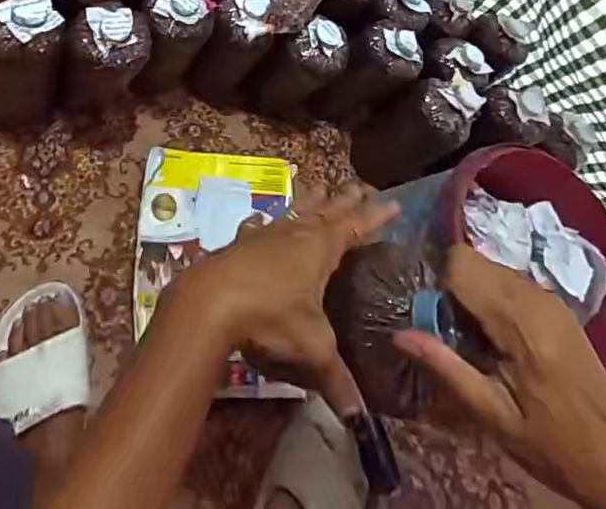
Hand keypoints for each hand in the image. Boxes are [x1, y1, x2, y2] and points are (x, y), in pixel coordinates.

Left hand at [170, 191, 397, 413]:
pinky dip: (268, 222)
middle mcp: (298, 232)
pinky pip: (261, 225)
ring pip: (297, 210)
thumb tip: (360, 419)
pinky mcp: (242, 242)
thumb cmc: (270, 314)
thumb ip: (337, 379)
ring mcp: (268, 233)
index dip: (377, 215)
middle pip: (329, 208)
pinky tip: (262, 221)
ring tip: (321, 189)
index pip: (357, 225)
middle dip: (347, 198)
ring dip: (312, 201)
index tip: (395, 202)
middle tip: (361, 186)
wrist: (211, 298)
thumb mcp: (312, 346)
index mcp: (322, 247)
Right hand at [395, 245, 605, 508]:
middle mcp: (535, 295)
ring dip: (472, 292)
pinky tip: (496, 338)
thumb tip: (399, 334)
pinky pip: (510, 280)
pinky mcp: (557, 303)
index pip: (461, 263)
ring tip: (472, 339)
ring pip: (491, 266)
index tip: (433, 318)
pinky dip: (492, 296)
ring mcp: (549, 296)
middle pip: (474, 260)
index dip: (438, 283)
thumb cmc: (552, 443)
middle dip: (452, 287)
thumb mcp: (491, 415)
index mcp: (519, 320)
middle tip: (449, 332)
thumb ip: (446, 367)